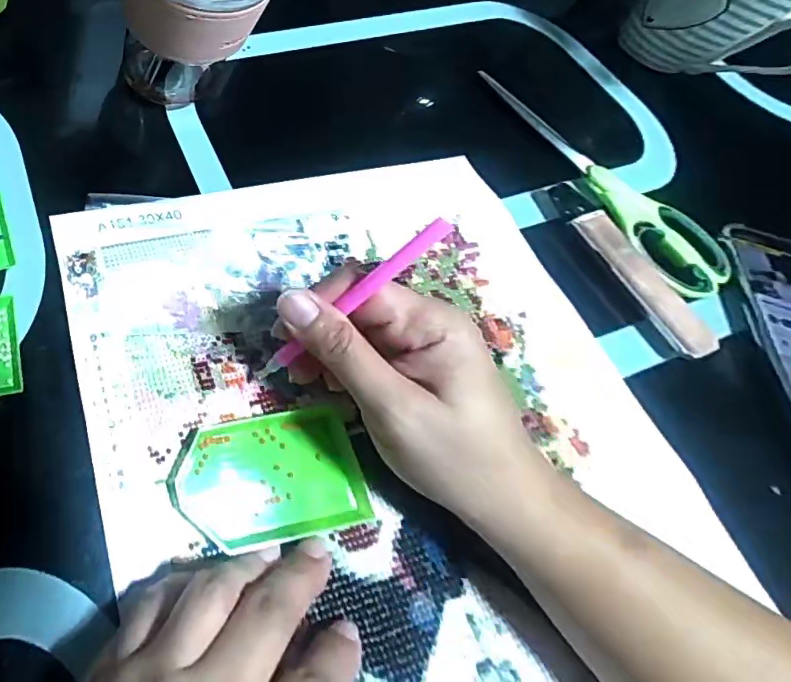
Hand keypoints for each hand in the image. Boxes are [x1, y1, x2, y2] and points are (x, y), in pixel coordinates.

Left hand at [91, 540, 360, 681]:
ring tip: (263, 554)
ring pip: (203, 595)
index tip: (348, 629)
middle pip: (260, 620)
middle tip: (316, 551)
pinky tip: (191, 579)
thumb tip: (327, 659)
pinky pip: (148, 603)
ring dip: (239, 569)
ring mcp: (144, 675)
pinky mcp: (102, 670)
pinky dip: (178, 583)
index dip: (334, 660)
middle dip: (294, 581)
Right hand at [274, 265, 547, 530]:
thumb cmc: (453, 458)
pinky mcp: (415, 363)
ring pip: (358, 328)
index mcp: (431, 319)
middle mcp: (427, 319)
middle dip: (320, 331)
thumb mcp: (390, 405)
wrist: (506, 506)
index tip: (285, 339)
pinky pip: (370, 350)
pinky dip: (345, 366)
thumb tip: (289, 298)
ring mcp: (422, 341)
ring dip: (328, 351)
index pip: (361, 285)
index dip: (319, 304)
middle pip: (357, 305)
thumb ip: (340, 350)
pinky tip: (334, 390)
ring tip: (309, 384)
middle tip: (293, 370)